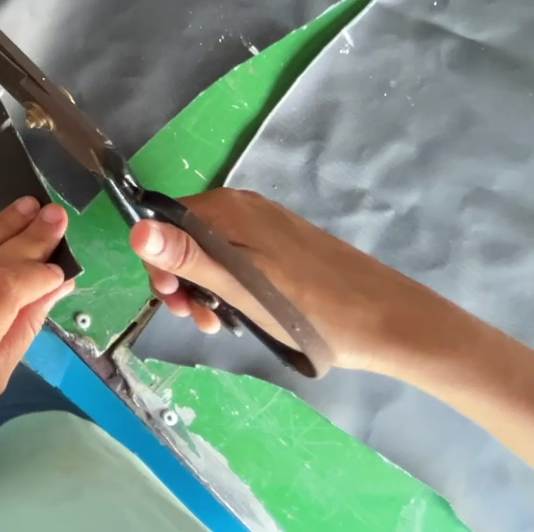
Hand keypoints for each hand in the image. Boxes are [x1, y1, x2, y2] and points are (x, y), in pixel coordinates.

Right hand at [129, 187, 464, 376]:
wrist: (400, 326)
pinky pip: (238, 257)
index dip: (158, 260)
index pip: (164, 221)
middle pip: (186, 236)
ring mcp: (266, 224)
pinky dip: (231, 284)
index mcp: (227, 209)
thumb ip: (186, 257)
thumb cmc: (314, 310)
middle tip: (196, 319)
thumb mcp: (241, 289)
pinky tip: (243, 313)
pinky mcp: (284, 244)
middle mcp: (242, 207)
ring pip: (212, 250)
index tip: (170, 299)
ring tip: (219, 324)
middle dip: (181, 278)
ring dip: (204, 287)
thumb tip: (133, 230)